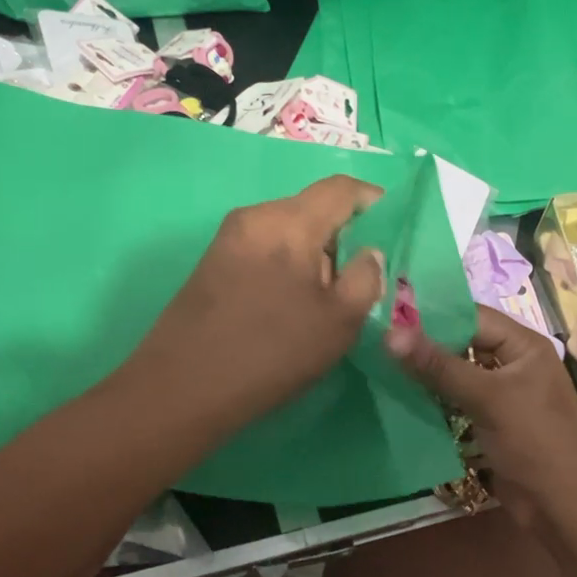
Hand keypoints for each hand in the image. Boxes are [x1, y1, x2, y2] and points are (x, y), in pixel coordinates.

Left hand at [116, 176, 386, 430]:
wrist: (182, 389)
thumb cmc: (272, 352)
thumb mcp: (339, 322)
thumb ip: (365, 278)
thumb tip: (369, 253)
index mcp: (289, 221)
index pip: (342, 188)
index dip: (374, 202)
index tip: (394, 234)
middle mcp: (256, 216)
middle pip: (314, 208)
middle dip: (346, 236)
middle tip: (366, 279)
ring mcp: (228, 240)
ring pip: (289, 231)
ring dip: (318, 255)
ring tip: (331, 300)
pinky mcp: (213, 265)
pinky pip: (266, 250)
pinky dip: (291, 267)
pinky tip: (294, 308)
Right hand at [387, 306, 576, 524]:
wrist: (560, 505)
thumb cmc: (534, 442)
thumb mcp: (488, 398)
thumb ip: (439, 366)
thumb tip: (390, 334)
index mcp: (525, 346)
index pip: (474, 316)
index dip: (433, 314)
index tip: (387, 313)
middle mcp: (515, 364)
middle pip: (464, 344)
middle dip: (425, 344)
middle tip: (376, 338)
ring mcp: (503, 395)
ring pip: (458, 374)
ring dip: (426, 374)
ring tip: (379, 364)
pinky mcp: (490, 423)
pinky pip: (458, 402)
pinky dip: (434, 401)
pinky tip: (400, 397)